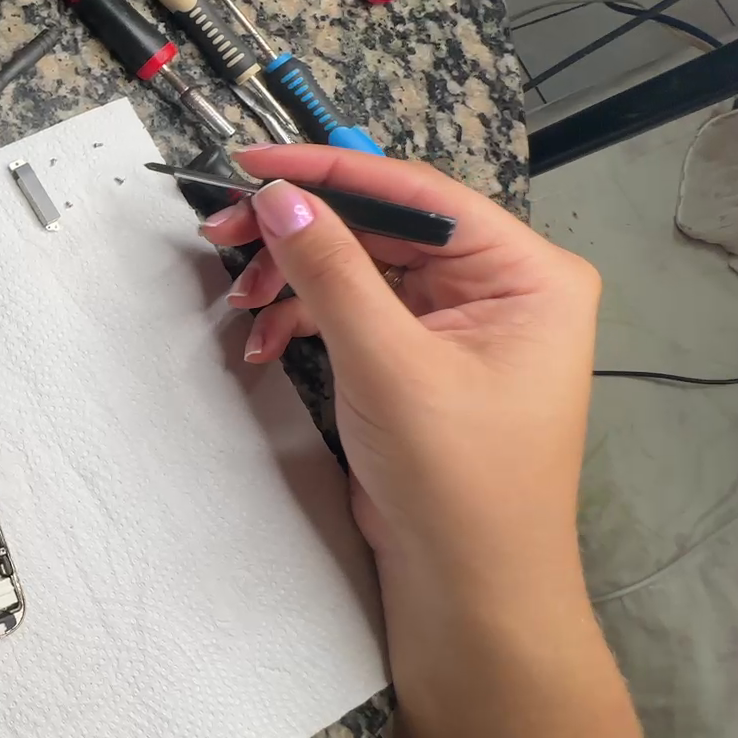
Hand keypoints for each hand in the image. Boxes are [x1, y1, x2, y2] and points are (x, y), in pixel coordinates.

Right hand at [199, 145, 601, 631]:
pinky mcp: (406, 351)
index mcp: (520, 270)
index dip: (325, 172)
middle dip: (293, 236)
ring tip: (240, 307)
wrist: (461, 572)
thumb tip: (276, 200)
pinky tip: (263, 345)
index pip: (411, 194)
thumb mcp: (385, 361)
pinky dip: (296, 321)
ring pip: (349, 269)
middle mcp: (488, 283)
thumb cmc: (451, 469)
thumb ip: (331, 272)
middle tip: (216, 234)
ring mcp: (445, 319)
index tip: (247, 164)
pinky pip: (342, 310)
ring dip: (287, 283)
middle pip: (373, 229)